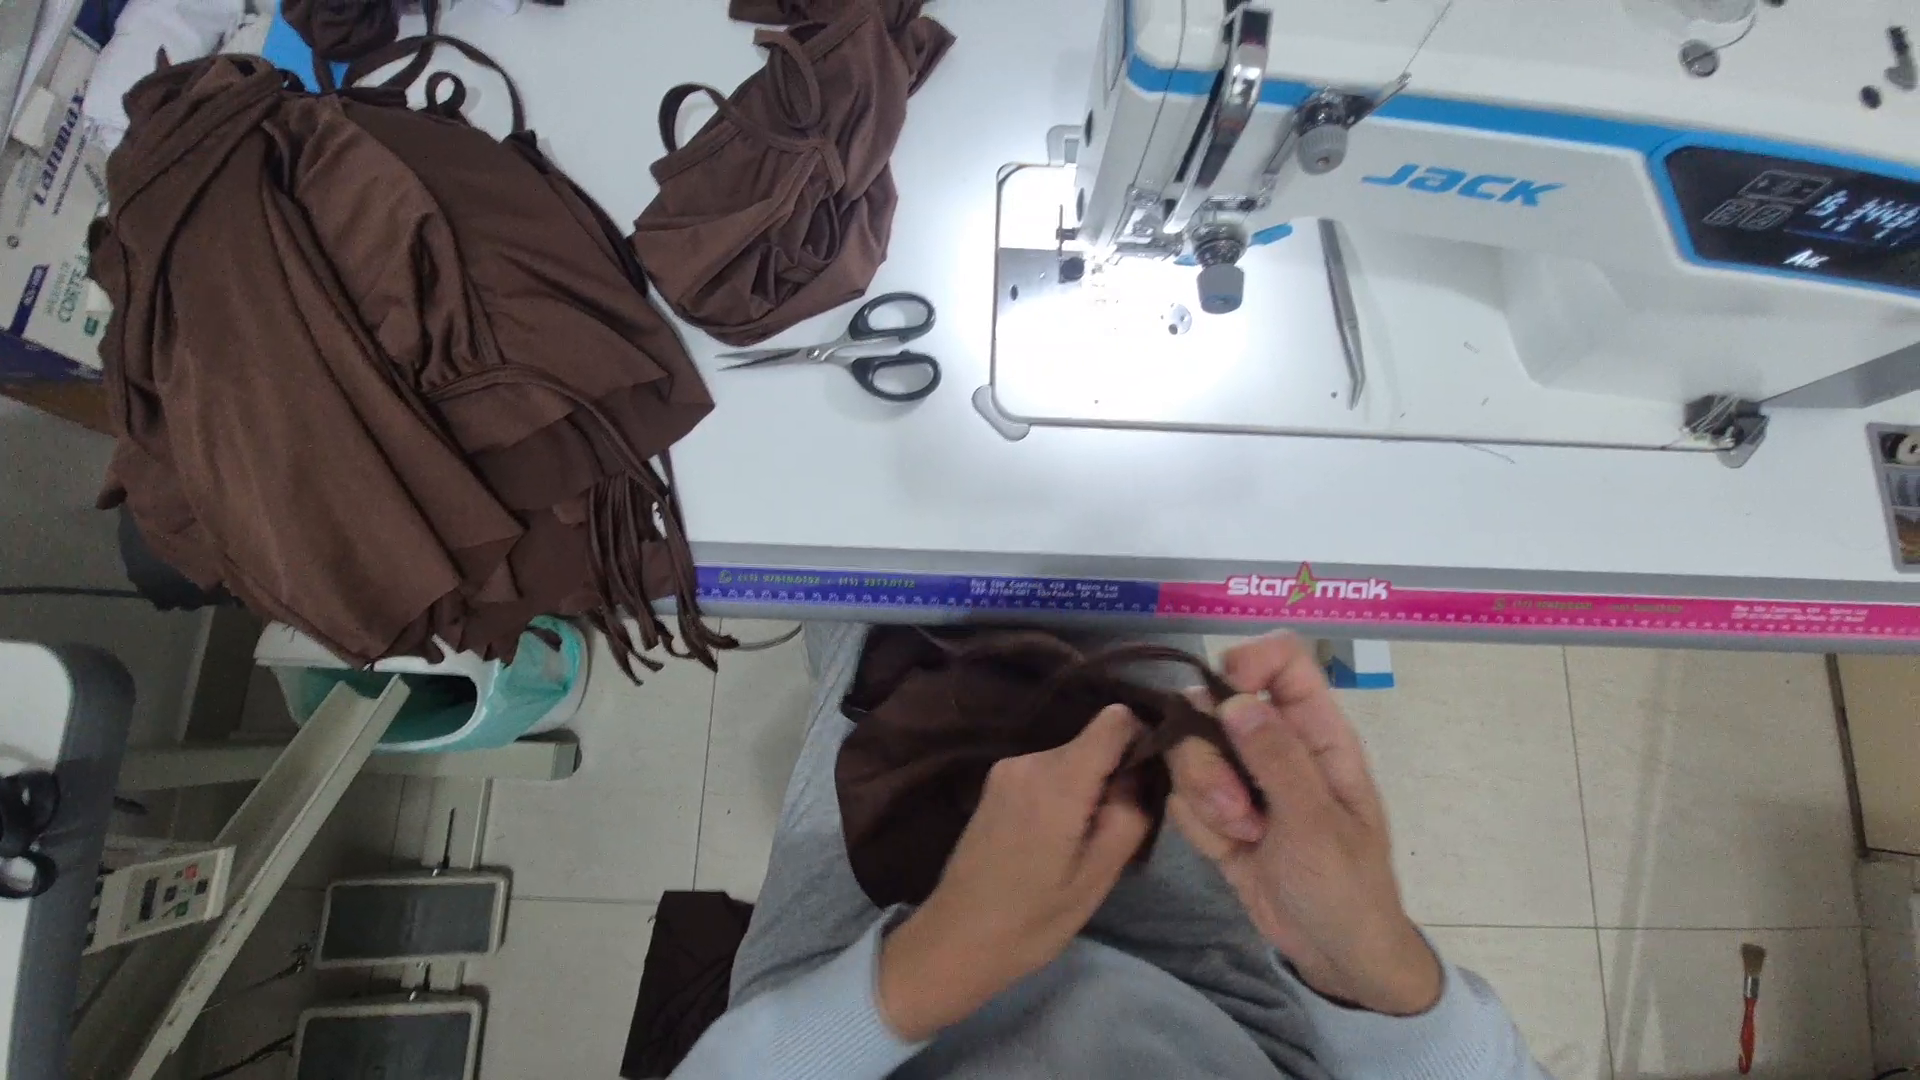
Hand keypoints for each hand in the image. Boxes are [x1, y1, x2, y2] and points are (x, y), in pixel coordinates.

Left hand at [877, 705, 1152, 1040]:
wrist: (957, 935)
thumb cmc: (1033, 917)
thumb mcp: (1097, 877)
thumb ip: (1128, 814)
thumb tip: (1141, 771)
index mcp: (1058, 779)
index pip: (1114, 720)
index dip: (1141, 738)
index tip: (1148, 776)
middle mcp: (1029, 759)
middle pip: (1092, 742)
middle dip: (1113, 775)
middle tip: (1113, 829)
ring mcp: (1007, 767)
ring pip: (1070, 758)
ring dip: (1086, 787)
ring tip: (1081, 840)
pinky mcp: (995, 780)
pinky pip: (1046, 771)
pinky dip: (1061, 792)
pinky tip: (1053, 837)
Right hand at [1166, 633, 1441, 1015]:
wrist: (1332, 955)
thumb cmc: (1347, 887)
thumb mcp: (1319, 825)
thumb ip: (1277, 759)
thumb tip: (1233, 701)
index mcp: (1316, 731)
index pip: (1282, 660)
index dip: (1249, 663)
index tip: (1225, 702)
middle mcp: (1273, 740)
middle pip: (1212, 703)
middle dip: (1209, 757)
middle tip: (1237, 807)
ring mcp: (1239, 773)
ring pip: (1189, 748)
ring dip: (1204, 796)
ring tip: (1241, 834)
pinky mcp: (1214, 805)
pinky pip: (1181, 790)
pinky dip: (1198, 823)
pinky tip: (1231, 850)